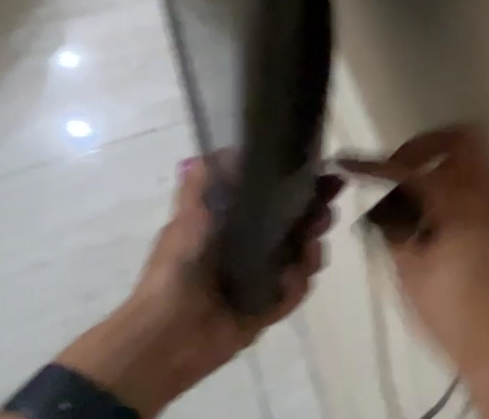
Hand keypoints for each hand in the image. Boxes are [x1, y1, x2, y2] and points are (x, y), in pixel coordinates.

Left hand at [53, 157, 342, 417]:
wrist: (163, 336)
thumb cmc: (175, 271)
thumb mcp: (186, 222)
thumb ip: (199, 189)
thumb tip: (204, 153)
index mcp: (235, 227)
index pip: (279, 200)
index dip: (302, 187)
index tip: (324, 174)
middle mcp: (253, 250)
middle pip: (300, 226)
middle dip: (317, 216)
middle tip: (325, 212)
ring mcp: (263, 280)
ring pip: (304, 257)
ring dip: (313, 249)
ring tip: (310, 246)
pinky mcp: (268, 309)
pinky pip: (295, 291)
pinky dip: (297, 284)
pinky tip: (290, 278)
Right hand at [337, 126, 488, 417]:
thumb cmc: (453, 311)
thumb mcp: (410, 271)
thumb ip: (395, 228)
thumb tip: (383, 204)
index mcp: (455, 202)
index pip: (406, 170)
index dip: (372, 165)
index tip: (348, 163)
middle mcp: (483, 190)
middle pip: (456, 140)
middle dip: (420, 149)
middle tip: (393, 172)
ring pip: (471, 155)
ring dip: (439, 162)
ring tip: (410, 192)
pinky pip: (479, 177)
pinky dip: (453, 180)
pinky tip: (432, 210)